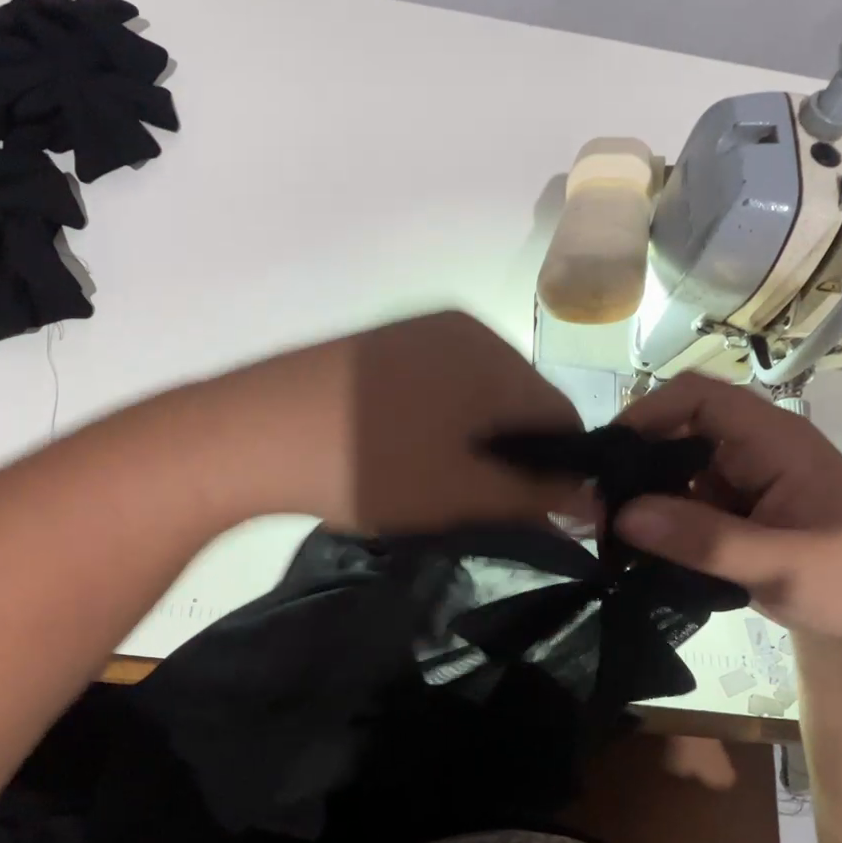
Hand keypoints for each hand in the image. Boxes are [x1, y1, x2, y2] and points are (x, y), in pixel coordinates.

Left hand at [226, 310, 583, 533]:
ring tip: (430, 486)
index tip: (532, 515)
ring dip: (470, 443)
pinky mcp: (375, 346)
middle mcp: (462, 327)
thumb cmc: (368, 466)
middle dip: (510, 456)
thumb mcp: (461, 493)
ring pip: (473, 396)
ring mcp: (413, 331)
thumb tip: (595, 504)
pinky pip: (433, 387)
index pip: (562, 416)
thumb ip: (536, 498)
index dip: (558, 472)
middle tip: (475, 506)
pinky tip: (398, 455)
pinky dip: (434, 424)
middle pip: (517, 402)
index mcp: (492, 353)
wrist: (246, 435)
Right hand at [610, 373, 841, 643]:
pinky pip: (685, 503)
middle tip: (598, 502)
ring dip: (645, 494)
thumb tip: (623, 515)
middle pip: (681, 430)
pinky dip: (660, 519)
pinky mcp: (734, 514)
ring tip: (610, 529)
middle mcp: (756, 450)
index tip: (608, 453)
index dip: (651, 412)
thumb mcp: (782, 565)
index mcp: (777, 440)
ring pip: (677, 469)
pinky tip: (637, 546)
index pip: (702, 397)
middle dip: (638, 459)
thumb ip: (705, 541)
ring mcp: (744, 482)